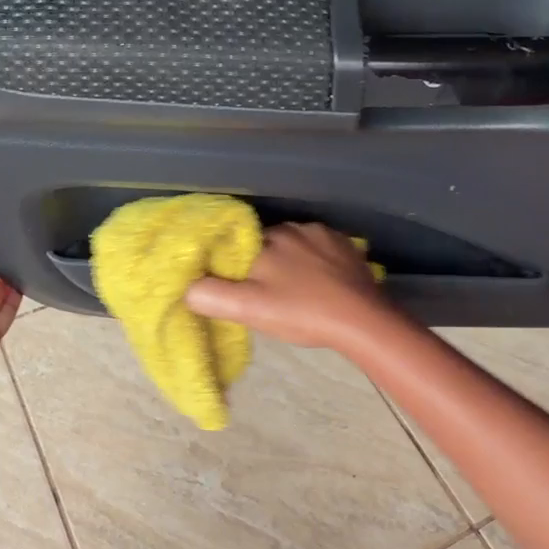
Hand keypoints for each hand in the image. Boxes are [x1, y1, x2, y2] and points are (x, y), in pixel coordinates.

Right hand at [184, 222, 393, 349]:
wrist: (363, 321)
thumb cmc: (301, 312)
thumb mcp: (249, 309)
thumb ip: (212, 296)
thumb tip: (185, 286)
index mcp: (267, 238)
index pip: (242, 245)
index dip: (239, 264)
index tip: (244, 284)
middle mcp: (293, 227)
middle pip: (269, 245)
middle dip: (268, 263)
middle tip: (271, 294)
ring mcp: (324, 234)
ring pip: (297, 245)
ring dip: (295, 262)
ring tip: (299, 291)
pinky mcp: (348, 246)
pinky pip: (323, 249)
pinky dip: (320, 262)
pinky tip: (324, 284)